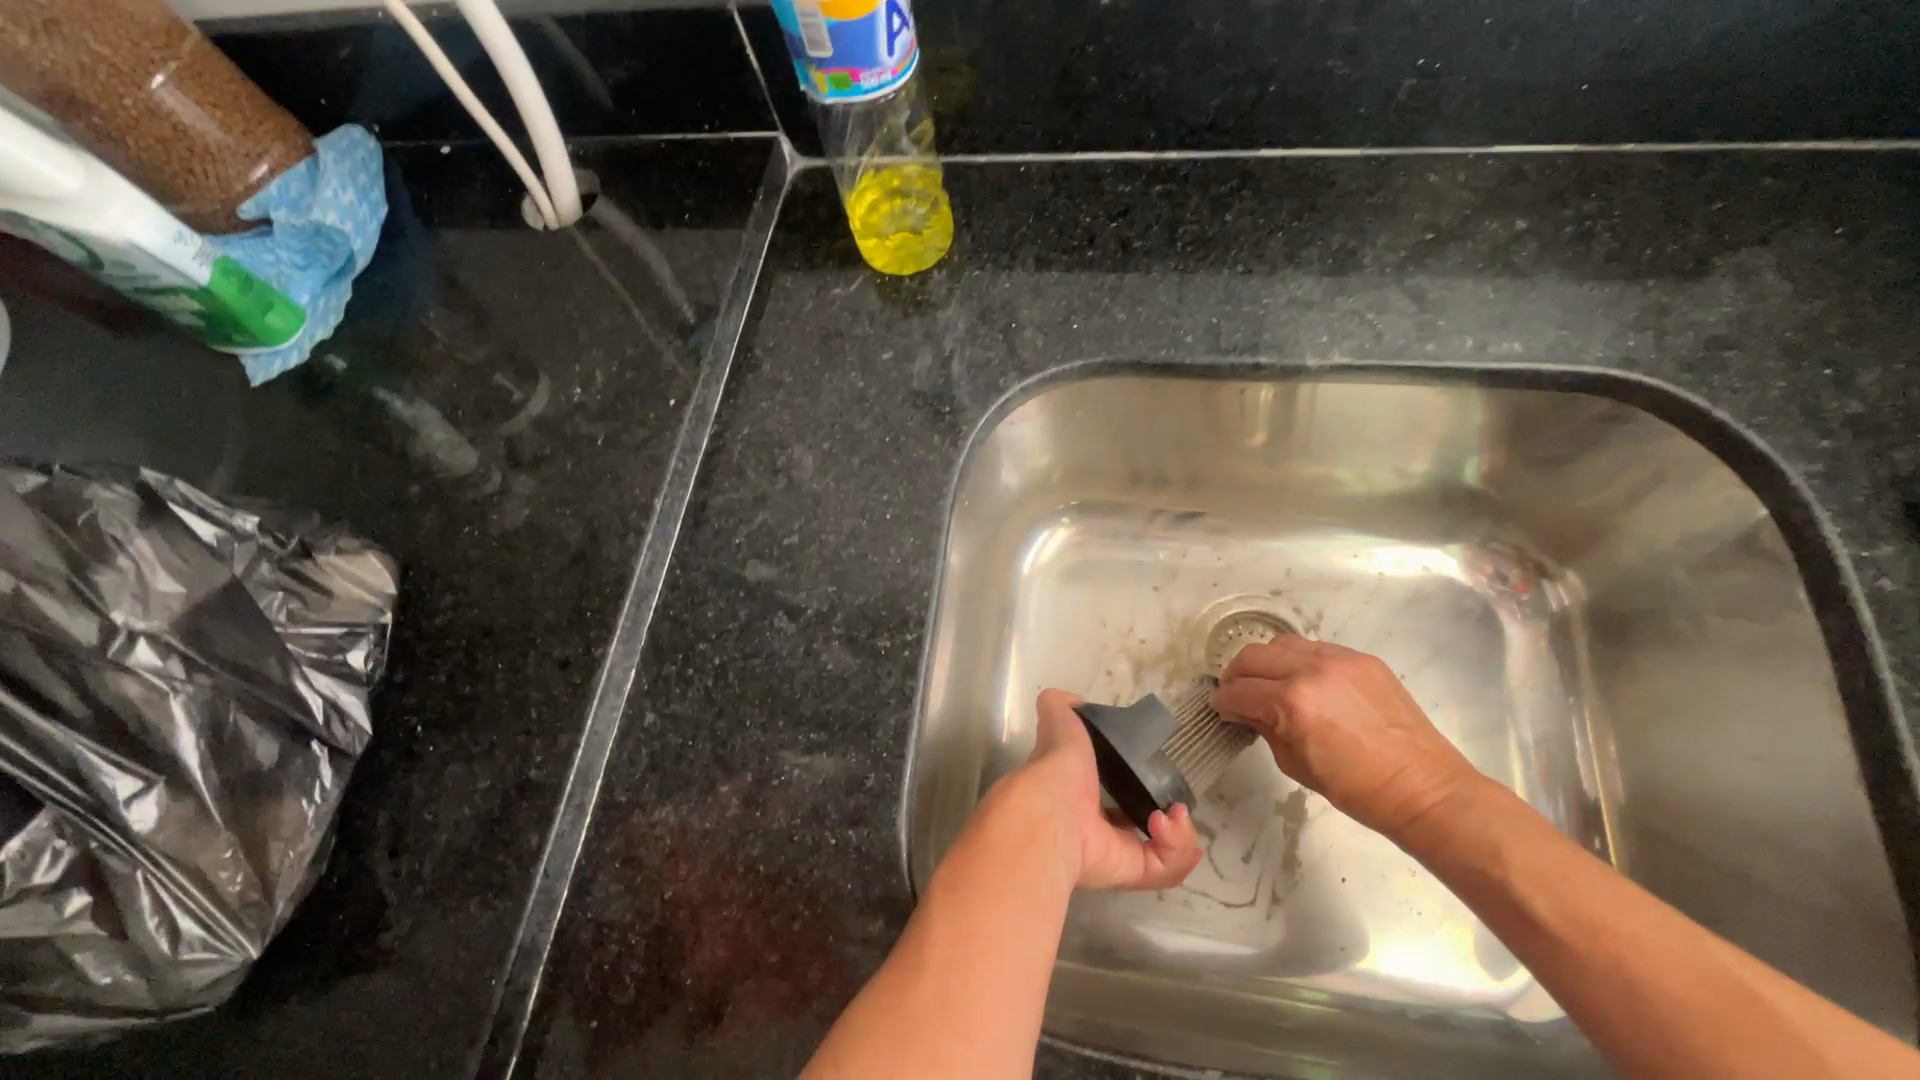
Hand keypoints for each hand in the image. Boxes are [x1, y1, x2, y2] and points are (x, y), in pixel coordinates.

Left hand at [993, 689, 1201, 890]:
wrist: (1047, 814)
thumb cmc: (1054, 769)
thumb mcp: (1059, 727)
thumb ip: (1062, 709)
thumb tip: (1072, 699)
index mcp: (1080, 797)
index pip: (1117, 798)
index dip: (1141, 788)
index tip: (1158, 775)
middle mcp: (1096, 830)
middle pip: (1145, 831)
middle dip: (1170, 818)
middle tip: (1177, 806)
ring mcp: (1114, 855)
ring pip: (1162, 854)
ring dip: (1179, 833)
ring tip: (1174, 814)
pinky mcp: (1128, 873)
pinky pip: (1165, 869)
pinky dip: (1176, 847)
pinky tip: (1168, 824)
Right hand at [1213, 638, 1485, 838]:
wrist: (1421, 786)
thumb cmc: (1355, 789)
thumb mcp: (1294, 764)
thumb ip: (1266, 728)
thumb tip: (1248, 711)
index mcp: (1291, 703)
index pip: (1239, 692)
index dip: (1223, 702)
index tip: (1222, 710)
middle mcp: (1311, 671)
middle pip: (1253, 656)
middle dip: (1237, 675)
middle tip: (1239, 694)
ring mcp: (1340, 660)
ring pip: (1283, 644)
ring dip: (1268, 662)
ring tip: (1271, 684)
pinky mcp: (1363, 659)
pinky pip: (1317, 649)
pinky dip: (1301, 661)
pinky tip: (1308, 684)